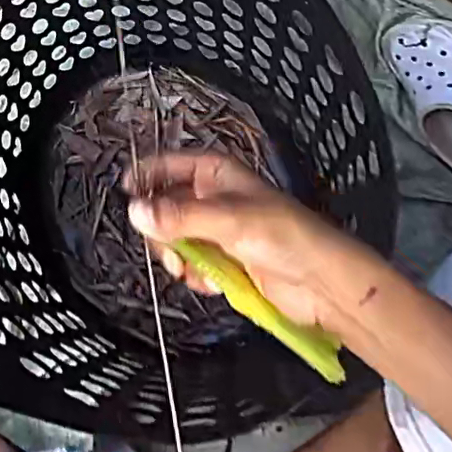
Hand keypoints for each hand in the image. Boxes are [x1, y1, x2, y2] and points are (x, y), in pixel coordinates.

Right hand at [123, 151, 376, 332]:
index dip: (144, 177)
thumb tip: (134, 212)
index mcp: (213, 173)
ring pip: (174, 236)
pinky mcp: (223, 259)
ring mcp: (216, 229)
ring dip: (175, 255)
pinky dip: (193, 273)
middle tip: (165, 249)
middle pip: (163, 205)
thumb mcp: (229, 220)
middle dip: (159, 228)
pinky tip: (207, 282)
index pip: (165, 166)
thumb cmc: (284, 236)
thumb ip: (180, 216)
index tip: (125, 194)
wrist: (326, 286)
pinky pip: (191, 262)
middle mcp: (210, 197)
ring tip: (187, 271)